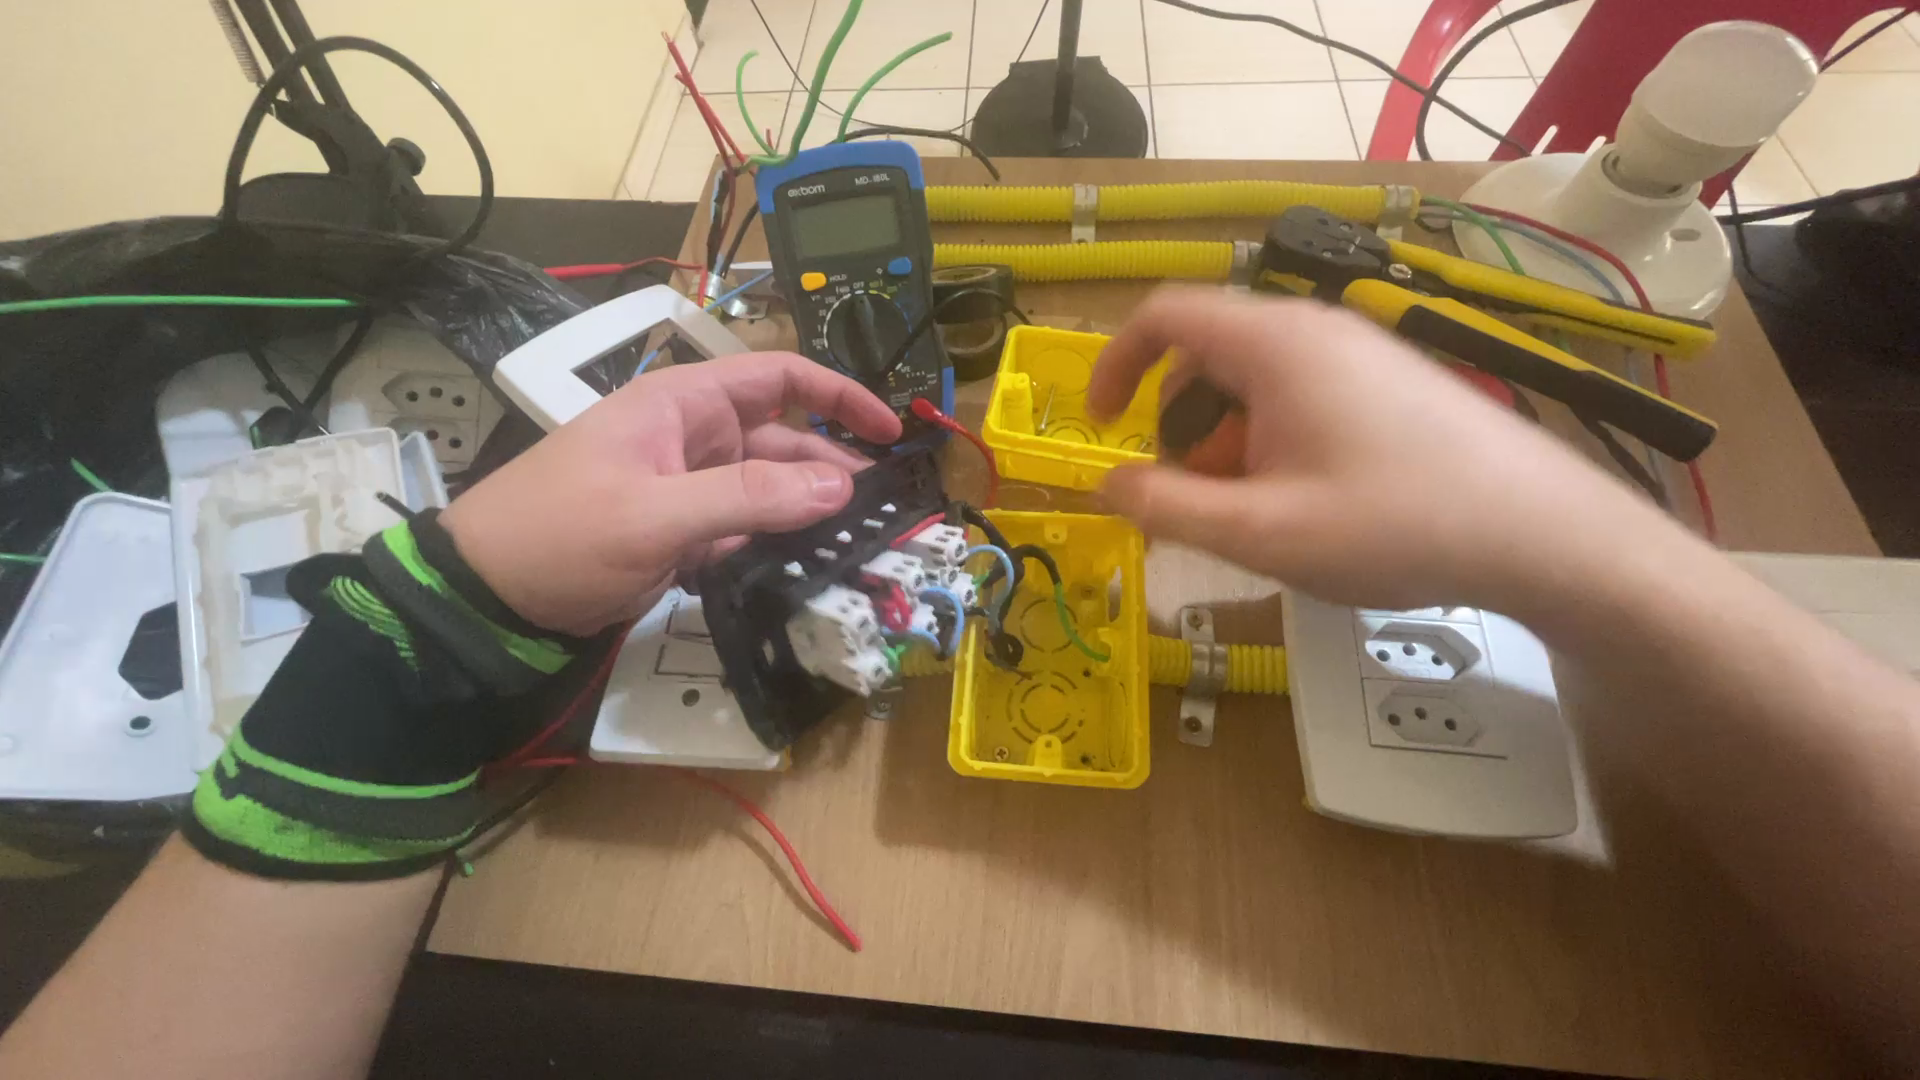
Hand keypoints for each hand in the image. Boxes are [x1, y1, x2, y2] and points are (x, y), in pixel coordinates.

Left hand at [441, 352, 900, 634]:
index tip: (888, 431)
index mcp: (686, 404)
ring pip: (773, 489)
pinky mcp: (690, 529)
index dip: (839, 396)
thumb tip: (842, 487)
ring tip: (859, 542)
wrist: (492, 595)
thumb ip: (750, 497)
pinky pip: (752, 526)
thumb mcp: (655, 512)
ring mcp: (695, 486)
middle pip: (787, 441)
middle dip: (835, 468)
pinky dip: (781, 541)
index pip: (780, 379)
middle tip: (884, 511)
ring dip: (812, 512)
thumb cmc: (561, 533)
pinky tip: (812, 563)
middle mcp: (698, 437)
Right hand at [1087, 287, 1672, 614]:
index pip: (1163, 314)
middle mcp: (1312, 328)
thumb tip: (1106, 484)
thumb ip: (1167, 506)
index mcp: (1274, 344)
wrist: (1546, 536)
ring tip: (1260, 504)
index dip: (1114, 363)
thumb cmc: (1395, 526)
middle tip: (1201, 493)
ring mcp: (1355, 350)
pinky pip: (1294, 392)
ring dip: (1224, 438)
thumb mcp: (1260, 531)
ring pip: (1249, 379)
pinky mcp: (1383, 378)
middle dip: (1178, 422)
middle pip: (1204, 354)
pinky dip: (1268, 437)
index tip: (1101, 422)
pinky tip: (1307, 496)